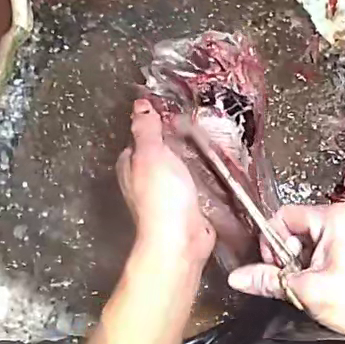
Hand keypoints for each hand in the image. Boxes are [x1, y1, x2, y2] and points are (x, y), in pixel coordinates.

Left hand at [117, 98, 214, 262]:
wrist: (180, 238)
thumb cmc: (162, 196)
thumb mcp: (151, 153)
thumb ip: (146, 128)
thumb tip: (140, 104)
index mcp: (130, 164)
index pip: (140, 136)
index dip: (156, 124)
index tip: (176, 112)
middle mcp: (144, 180)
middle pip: (161, 152)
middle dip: (177, 142)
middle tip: (199, 127)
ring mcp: (165, 194)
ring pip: (179, 169)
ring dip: (192, 160)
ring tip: (211, 145)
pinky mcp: (185, 207)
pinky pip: (194, 185)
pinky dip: (202, 178)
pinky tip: (214, 172)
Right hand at [227, 203, 344, 343]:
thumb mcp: (306, 291)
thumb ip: (268, 279)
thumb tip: (240, 277)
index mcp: (337, 217)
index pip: (285, 216)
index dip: (273, 243)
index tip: (278, 266)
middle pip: (298, 227)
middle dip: (292, 255)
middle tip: (300, 279)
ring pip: (312, 238)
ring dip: (306, 261)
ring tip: (316, 283)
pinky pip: (328, 244)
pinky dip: (320, 263)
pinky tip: (328, 282)